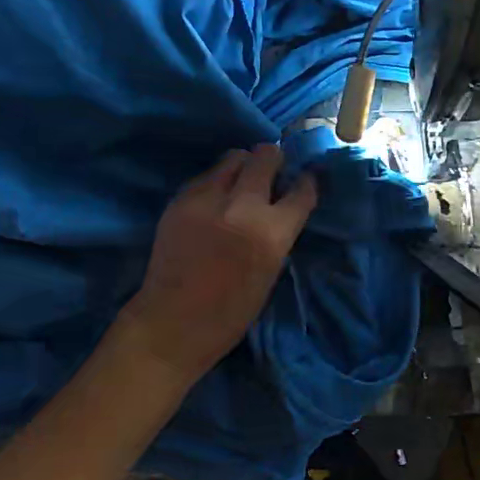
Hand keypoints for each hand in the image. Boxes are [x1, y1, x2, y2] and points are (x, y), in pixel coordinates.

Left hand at [114, 144, 318, 382]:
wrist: (173, 323)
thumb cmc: (230, 312)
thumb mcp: (271, 270)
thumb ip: (279, 231)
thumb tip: (283, 201)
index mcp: (272, 233)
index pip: (301, 189)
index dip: (307, 181)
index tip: (305, 178)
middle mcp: (242, 206)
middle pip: (266, 156)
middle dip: (274, 160)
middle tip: (272, 171)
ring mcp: (207, 198)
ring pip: (234, 157)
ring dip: (244, 165)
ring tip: (242, 182)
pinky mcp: (180, 199)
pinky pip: (206, 175)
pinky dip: (217, 180)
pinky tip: (215, 198)